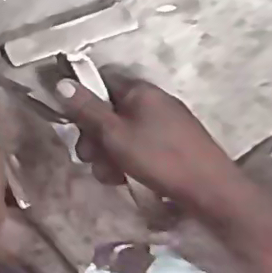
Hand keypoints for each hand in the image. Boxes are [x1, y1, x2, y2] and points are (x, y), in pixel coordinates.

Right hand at [53, 72, 271, 230]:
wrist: (211, 191)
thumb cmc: (159, 158)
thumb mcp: (114, 134)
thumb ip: (86, 109)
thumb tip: (60, 81)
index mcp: (140, 91)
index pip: (100, 82)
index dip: (82, 102)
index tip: (75, 126)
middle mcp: (153, 101)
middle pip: (108, 112)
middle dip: (94, 137)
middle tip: (90, 158)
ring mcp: (165, 123)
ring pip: (121, 133)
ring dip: (108, 154)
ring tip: (111, 176)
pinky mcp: (172, 144)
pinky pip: (139, 146)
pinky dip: (127, 161)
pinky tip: (126, 179)